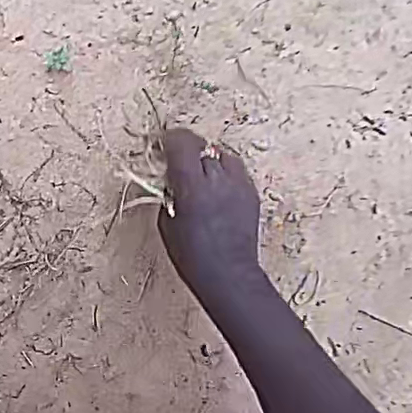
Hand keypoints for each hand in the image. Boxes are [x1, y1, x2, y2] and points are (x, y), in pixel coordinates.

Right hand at [155, 128, 264, 305]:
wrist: (227, 274)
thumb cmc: (192, 256)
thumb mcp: (167, 225)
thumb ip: (169, 195)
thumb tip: (171, 181)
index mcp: (192, 188)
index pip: (182, 144)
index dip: (168, 138)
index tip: (160, 141)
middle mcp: (218, 181)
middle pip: (201, 147)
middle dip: (186, 151)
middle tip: (175, 162)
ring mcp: (238, 185)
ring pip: (221, 155)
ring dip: (207, 160)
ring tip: (198, 175)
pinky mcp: (251, 194)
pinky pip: (235, 171)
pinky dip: (223, 174)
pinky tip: (215, 190)